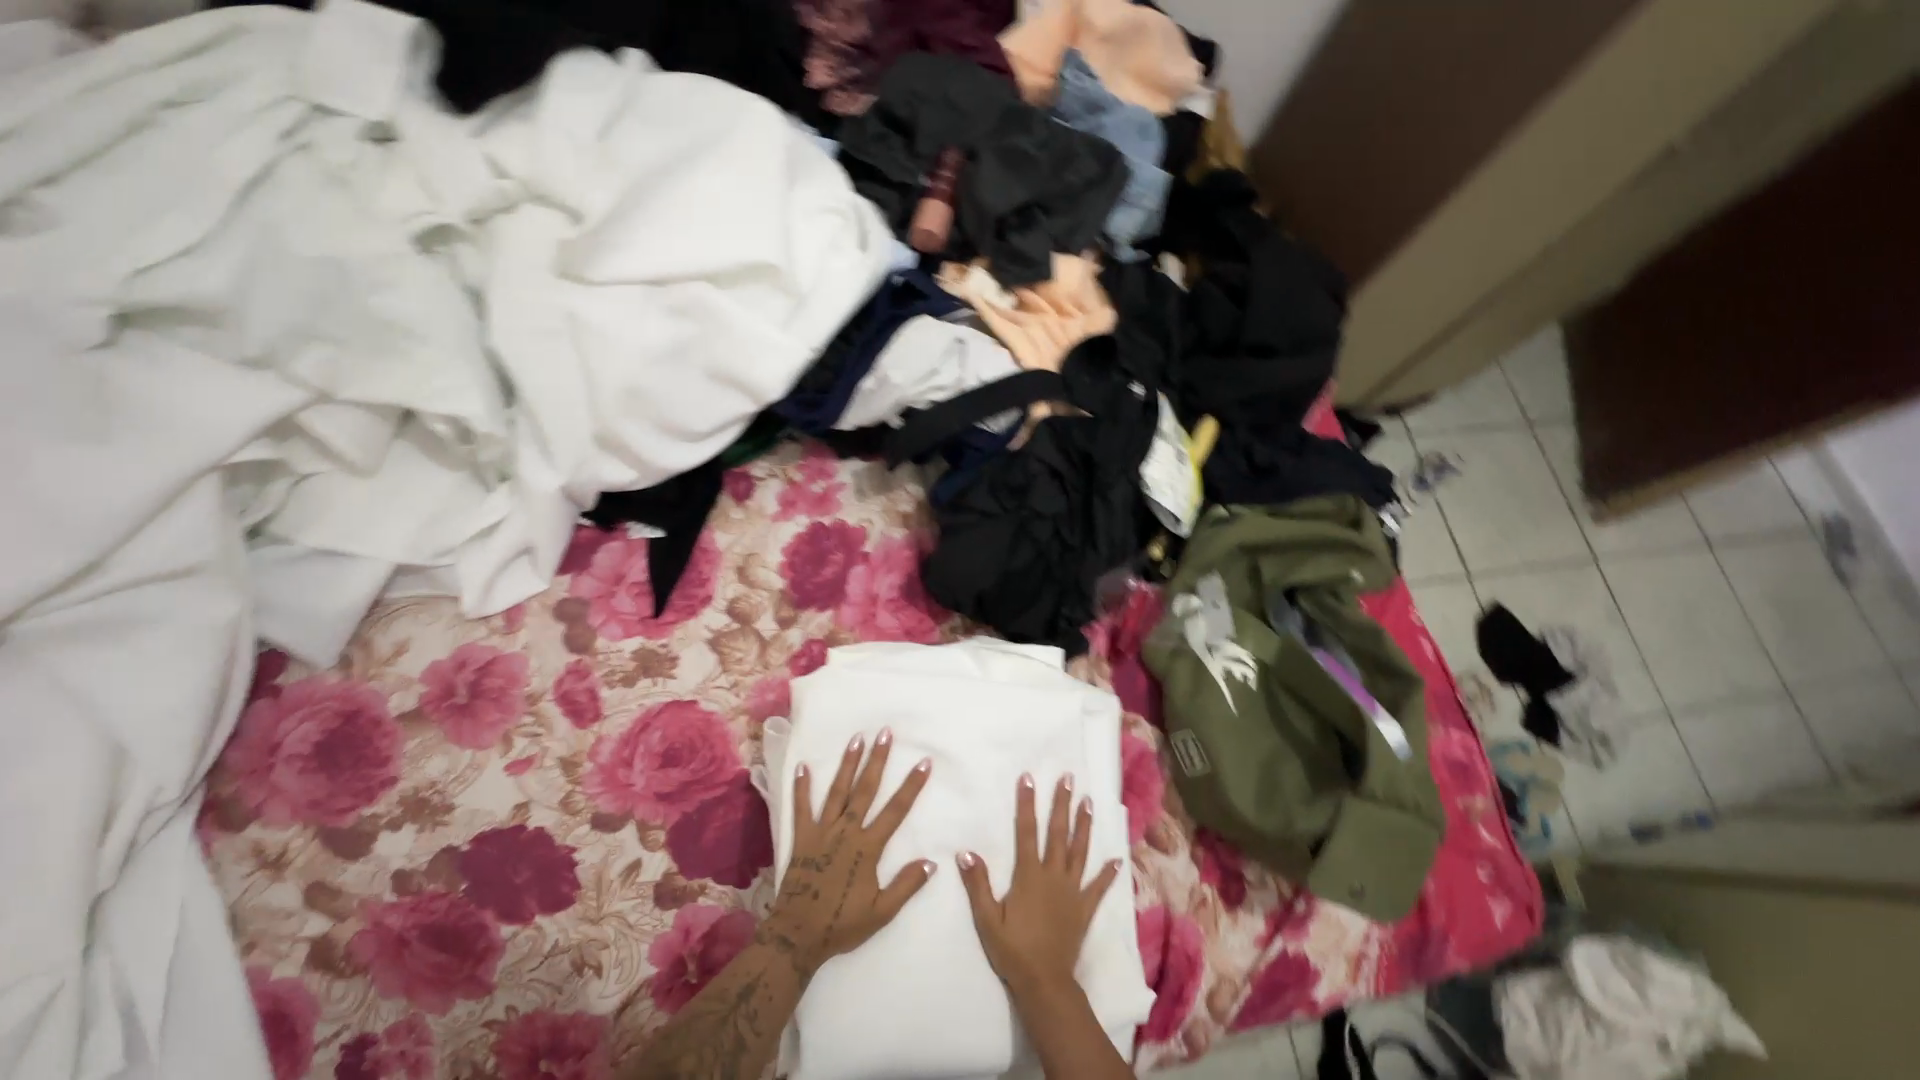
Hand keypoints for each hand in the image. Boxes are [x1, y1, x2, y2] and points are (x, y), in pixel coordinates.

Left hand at [760, 729, 934, 975]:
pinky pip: (801, 809)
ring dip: (847, 764)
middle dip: (877, 760)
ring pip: (837, 791)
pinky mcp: (801, 839)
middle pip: (865, 790)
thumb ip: (906, 885)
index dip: (911, 785)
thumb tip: (931, 861)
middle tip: (885, 733)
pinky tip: (803, 767)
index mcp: (868, 848)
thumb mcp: (881, 912)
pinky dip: (802, 788)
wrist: (797, 934)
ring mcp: (821, 833)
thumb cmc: (842, 925)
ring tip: (856, 739)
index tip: (923, 762)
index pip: (896, 810)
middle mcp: (846, 832)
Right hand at [956, 774, 1122, 997]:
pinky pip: (1098, 887)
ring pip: (1079, 851)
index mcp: (1029, 876)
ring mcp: (1073, 891)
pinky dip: (1107, 873)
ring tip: (1088, 802)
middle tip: (1067, 778)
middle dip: (1061, 804)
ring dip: (1084, 825)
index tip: (1028, 778)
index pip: (1027, 831)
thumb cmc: (1012, 950)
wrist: (1044, 981)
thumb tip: (966, 852)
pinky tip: (1116, 859)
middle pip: (1058, 833)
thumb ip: (977, 884)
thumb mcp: (987, 919)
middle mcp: (1054, 876)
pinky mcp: (1084, 909)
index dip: (1027, 804)